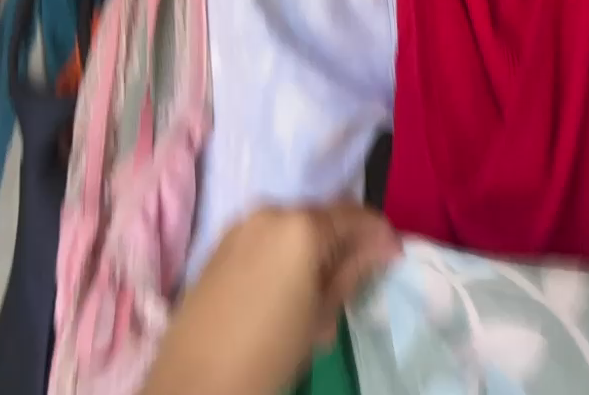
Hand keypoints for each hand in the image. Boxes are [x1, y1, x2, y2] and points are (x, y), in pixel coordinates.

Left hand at [142, 204, 401, 394]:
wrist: (193, 386)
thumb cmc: (269, 352)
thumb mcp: (321, 315)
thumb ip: (354, 271)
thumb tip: (383, 247)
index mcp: (303, 226)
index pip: (356, 217)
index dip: (381, 234)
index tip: (395, 255)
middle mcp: (273, 211)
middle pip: (325, 216)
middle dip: (347, 239)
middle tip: (363, 270)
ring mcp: (242, 226)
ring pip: (295, 224)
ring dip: (317, 243)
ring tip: (326, 279)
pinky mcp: (220, 245)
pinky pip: (269, 235)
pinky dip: (287, 250)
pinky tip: (292, 280)